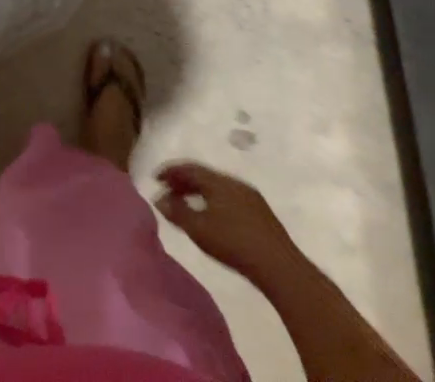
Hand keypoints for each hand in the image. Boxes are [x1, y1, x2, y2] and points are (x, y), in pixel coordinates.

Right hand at [153, 161, 301, 281]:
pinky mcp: (261, 212)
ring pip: (218, 187)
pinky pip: (230, 197)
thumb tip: (160, 198)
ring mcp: (251, 197)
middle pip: (204, 175)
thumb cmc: (233, 243)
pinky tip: (211, 216)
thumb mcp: (198, 228)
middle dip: (184, 181)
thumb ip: (176, 211)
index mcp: (219, 182)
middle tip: (168, 192)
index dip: (170, 171)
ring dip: (199, 191)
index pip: (189, 168)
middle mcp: (235, 183)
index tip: (155, 179)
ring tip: (187, 204)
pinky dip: (213, 200)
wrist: (280, 267)